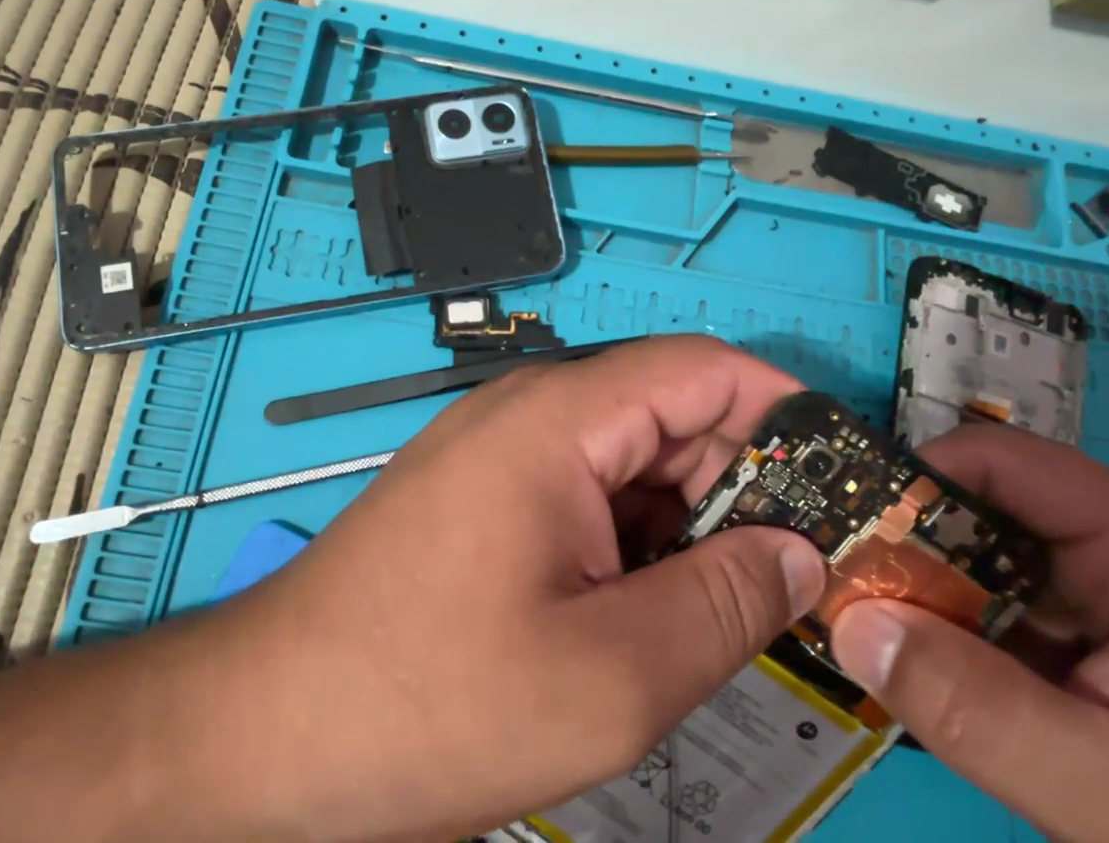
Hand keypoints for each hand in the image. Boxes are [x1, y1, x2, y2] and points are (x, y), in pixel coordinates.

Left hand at [198, 336, 826, 839]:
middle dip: (746, 486)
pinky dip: (635, 549)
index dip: (788, 413)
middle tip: (804, 577)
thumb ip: (726, 606)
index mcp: (557, 423)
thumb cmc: (423, 703)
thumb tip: (803, 557)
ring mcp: (497, 463)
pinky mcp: (480, 509)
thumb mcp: (609, 676)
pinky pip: (585, 504)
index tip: (848, 484)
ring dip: (690, 528)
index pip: (704, 369)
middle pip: (671, 416)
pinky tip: (652, 618)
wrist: (260, 738)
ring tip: (731, 612)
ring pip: (631, 467)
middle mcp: (525, 420)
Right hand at [828, 426, 1108, 842]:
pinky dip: (946, 637)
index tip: (836, 537)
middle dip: (899, 551)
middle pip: (978, 510)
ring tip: (857, 637)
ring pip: (976, 564)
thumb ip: (980, 710)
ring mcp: (1108, 592)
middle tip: (830, 600)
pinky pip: (995, 612)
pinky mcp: (1093, 635)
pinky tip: (914, 671)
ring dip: (916, 601)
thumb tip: (850, 624)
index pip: (1000, 464)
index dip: (909, 483)